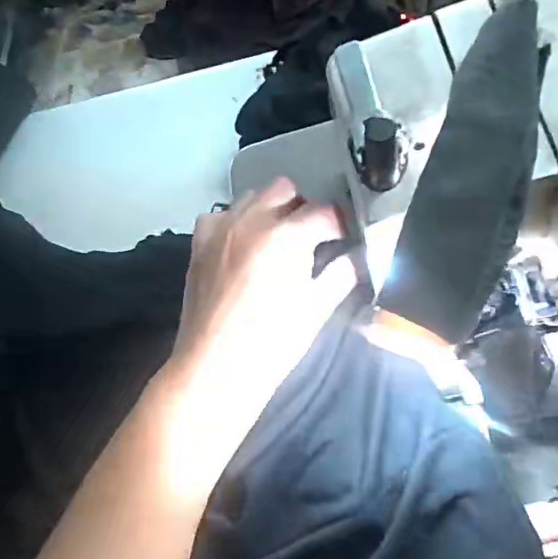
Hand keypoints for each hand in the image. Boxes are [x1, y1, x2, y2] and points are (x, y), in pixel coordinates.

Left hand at [165, 177, 358, 437]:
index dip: (341, 224)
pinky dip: (237, 222)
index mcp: (286, 235)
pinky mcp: (199, 242)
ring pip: (253, 197)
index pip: (325, 212)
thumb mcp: (317, 309)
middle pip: (286, 191)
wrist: (215, 367)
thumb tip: (357, 256)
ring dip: (271, 210)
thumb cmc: (272, 343)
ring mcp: (221, 228)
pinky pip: (222, 214)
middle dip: (303, 209)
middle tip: (311, 238)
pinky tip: (244, 247)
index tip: (345, 237)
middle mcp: (251, 220)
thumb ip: (342, 274)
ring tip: (278, 241)